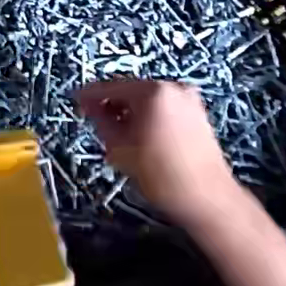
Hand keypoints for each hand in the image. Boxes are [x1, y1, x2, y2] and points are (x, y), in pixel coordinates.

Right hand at [77, 78, 243, 228]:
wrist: (208, 199)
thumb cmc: (160, 175)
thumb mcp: (121, 148)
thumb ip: (102, 121)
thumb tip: (91, 107)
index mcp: (153, 92)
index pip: (113, 86)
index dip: (91, 95)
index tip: (77, 101)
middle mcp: (173, 88)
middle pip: (132, 90)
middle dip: (112, 104)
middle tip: (95, 119)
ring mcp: (189, 99)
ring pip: (149, 99)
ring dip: (130, 111)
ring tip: (117, 132)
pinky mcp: (198, 113)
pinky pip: (164, 107)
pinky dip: (149, 116)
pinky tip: (140, 136)